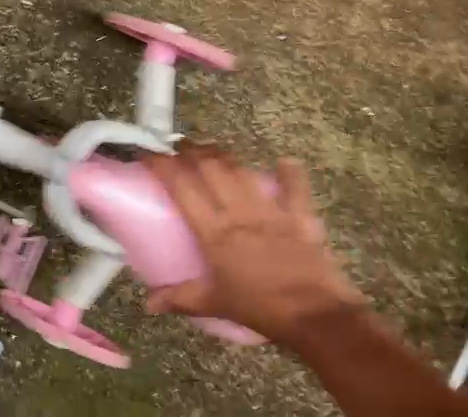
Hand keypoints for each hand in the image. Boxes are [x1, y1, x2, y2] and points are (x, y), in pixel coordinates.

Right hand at [143, 143, 365, 342]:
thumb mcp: (215, 304)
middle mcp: (238, 213)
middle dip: (190, 151)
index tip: (146, 153)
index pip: (180, 185)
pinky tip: (286, 161)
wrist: (320, 320)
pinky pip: (296, 190)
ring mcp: (271, 213)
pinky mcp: (301, 220)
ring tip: (210, 149)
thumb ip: (180, 299)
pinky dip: (291, 174)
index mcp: (213, 231)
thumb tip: (148, 304)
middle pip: (209, 168)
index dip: (160, 163)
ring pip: (241, 171)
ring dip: (223, 155)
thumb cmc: (263, 309)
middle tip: (177, 147)